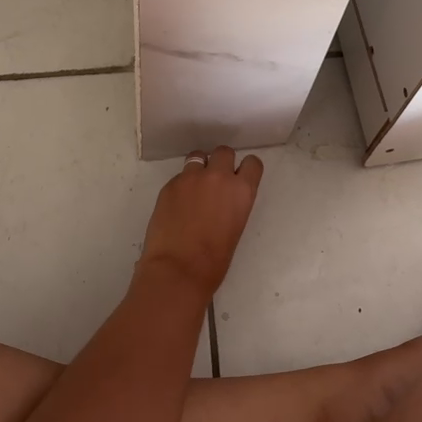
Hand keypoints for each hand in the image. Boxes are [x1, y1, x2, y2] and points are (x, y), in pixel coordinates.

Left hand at [137, 146, 263, 294]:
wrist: (178, 269)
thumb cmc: (214, 261)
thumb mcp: (235, 228)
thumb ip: (232, 205)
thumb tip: (222, 201)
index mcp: (241, 190)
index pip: (252, 163)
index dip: (246, 169)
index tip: (240, 178)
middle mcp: (218, 176)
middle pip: (224, 152)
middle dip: (221, 163)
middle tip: (215, 182)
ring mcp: (191, 178)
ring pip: (198, 156)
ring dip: (199, 168)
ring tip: (194, 189)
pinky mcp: (169, 185)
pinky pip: (179, 176)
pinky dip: (181, 186)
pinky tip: (177, 206)